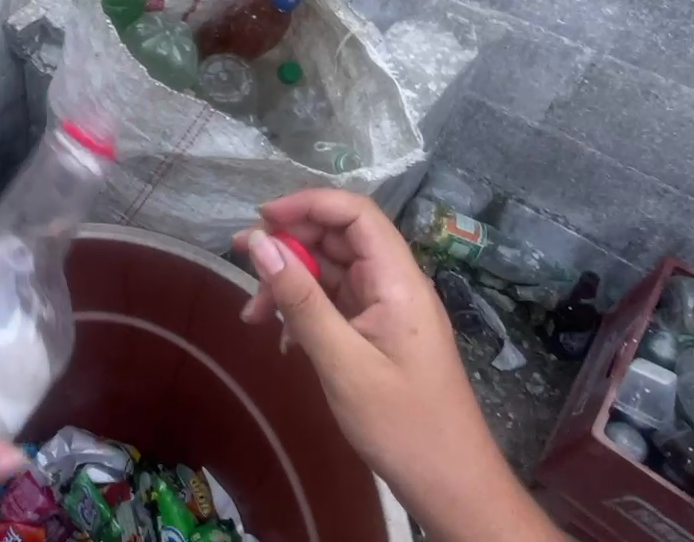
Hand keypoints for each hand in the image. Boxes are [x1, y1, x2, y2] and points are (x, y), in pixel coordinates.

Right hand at [232, 191, 560, 541]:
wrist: (452, 490)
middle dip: (288, 243)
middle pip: (336, 237)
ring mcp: (383, 307)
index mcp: (398, 280)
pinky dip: (300, 309)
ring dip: (288, 281)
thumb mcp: (342, 361)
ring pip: (328, 269)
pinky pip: (331, 300)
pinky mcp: (374, 331)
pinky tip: (280, 337)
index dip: (308, 204)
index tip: (262, 218)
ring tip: (253, 312)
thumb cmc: (402, 425)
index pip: (355, 213)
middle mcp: (392, 284)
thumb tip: (257, 243)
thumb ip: (299, 297)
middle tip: (242, 259)